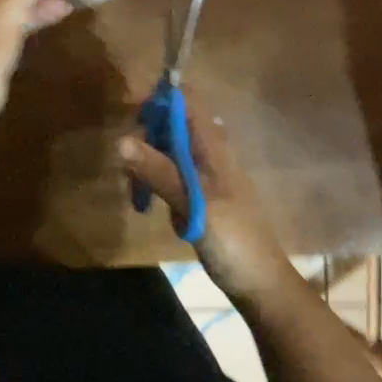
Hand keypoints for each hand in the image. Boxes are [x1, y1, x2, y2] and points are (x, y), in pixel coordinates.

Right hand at [118, 96, 297, 304]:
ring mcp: (203, 173)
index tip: (128, 110)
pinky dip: (153, 181)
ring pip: (166, 148)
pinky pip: (168, 174)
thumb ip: (159, 171)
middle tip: (126, 163)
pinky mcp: (198, 194)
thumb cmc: (233, 239)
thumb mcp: (193, 203)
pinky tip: (147, 204)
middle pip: (170, 122)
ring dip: (145, 161)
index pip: (185, 99)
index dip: (158, 96)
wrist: (261, 285)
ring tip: (134, 191)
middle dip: (144, 134)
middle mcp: (208, 151)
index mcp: (212, 145)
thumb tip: (120, 140)